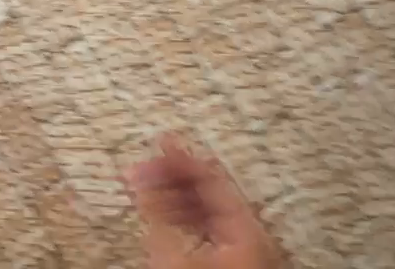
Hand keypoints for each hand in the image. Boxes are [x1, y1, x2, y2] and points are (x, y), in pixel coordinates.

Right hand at [127, 135, 280, 268]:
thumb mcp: (172, 252)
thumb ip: (157, 210)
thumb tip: (140, 174)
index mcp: (248, 230)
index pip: (214, 178)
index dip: (183, 157)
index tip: (156, 138)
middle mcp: (254, 237)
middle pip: (212, 192)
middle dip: (173, 176)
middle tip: (141, 166)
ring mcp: (247, 252)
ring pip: (209, 209)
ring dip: (174, 195)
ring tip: (143, 189)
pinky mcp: (235, 263)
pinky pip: (210, 227)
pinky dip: (183, 215)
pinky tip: (161, 215)